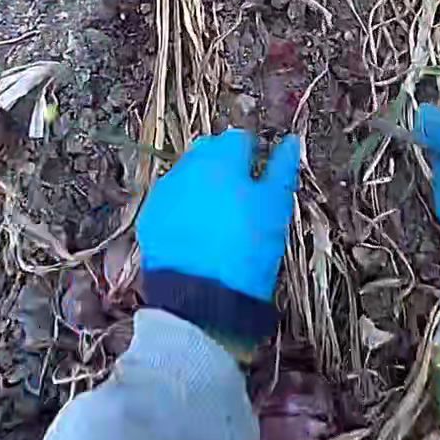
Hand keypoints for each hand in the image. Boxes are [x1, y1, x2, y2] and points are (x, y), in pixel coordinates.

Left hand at [138, 128, 301, 300]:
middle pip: (209, 151)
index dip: (253, 154)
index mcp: (220, 159)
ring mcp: (163, 193)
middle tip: (241, 195)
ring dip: (202, 185)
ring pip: (188, 175)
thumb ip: (283, 168)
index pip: (238, 138)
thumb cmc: (248, 248)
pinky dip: (183, 208)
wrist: (202, 301)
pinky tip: (198, 231)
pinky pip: (170, 201)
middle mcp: (186, 168)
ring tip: (219, 216)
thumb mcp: (275, 207)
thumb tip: (291, 141)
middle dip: (224, 165)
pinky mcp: (149, 220)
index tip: (259, 176)